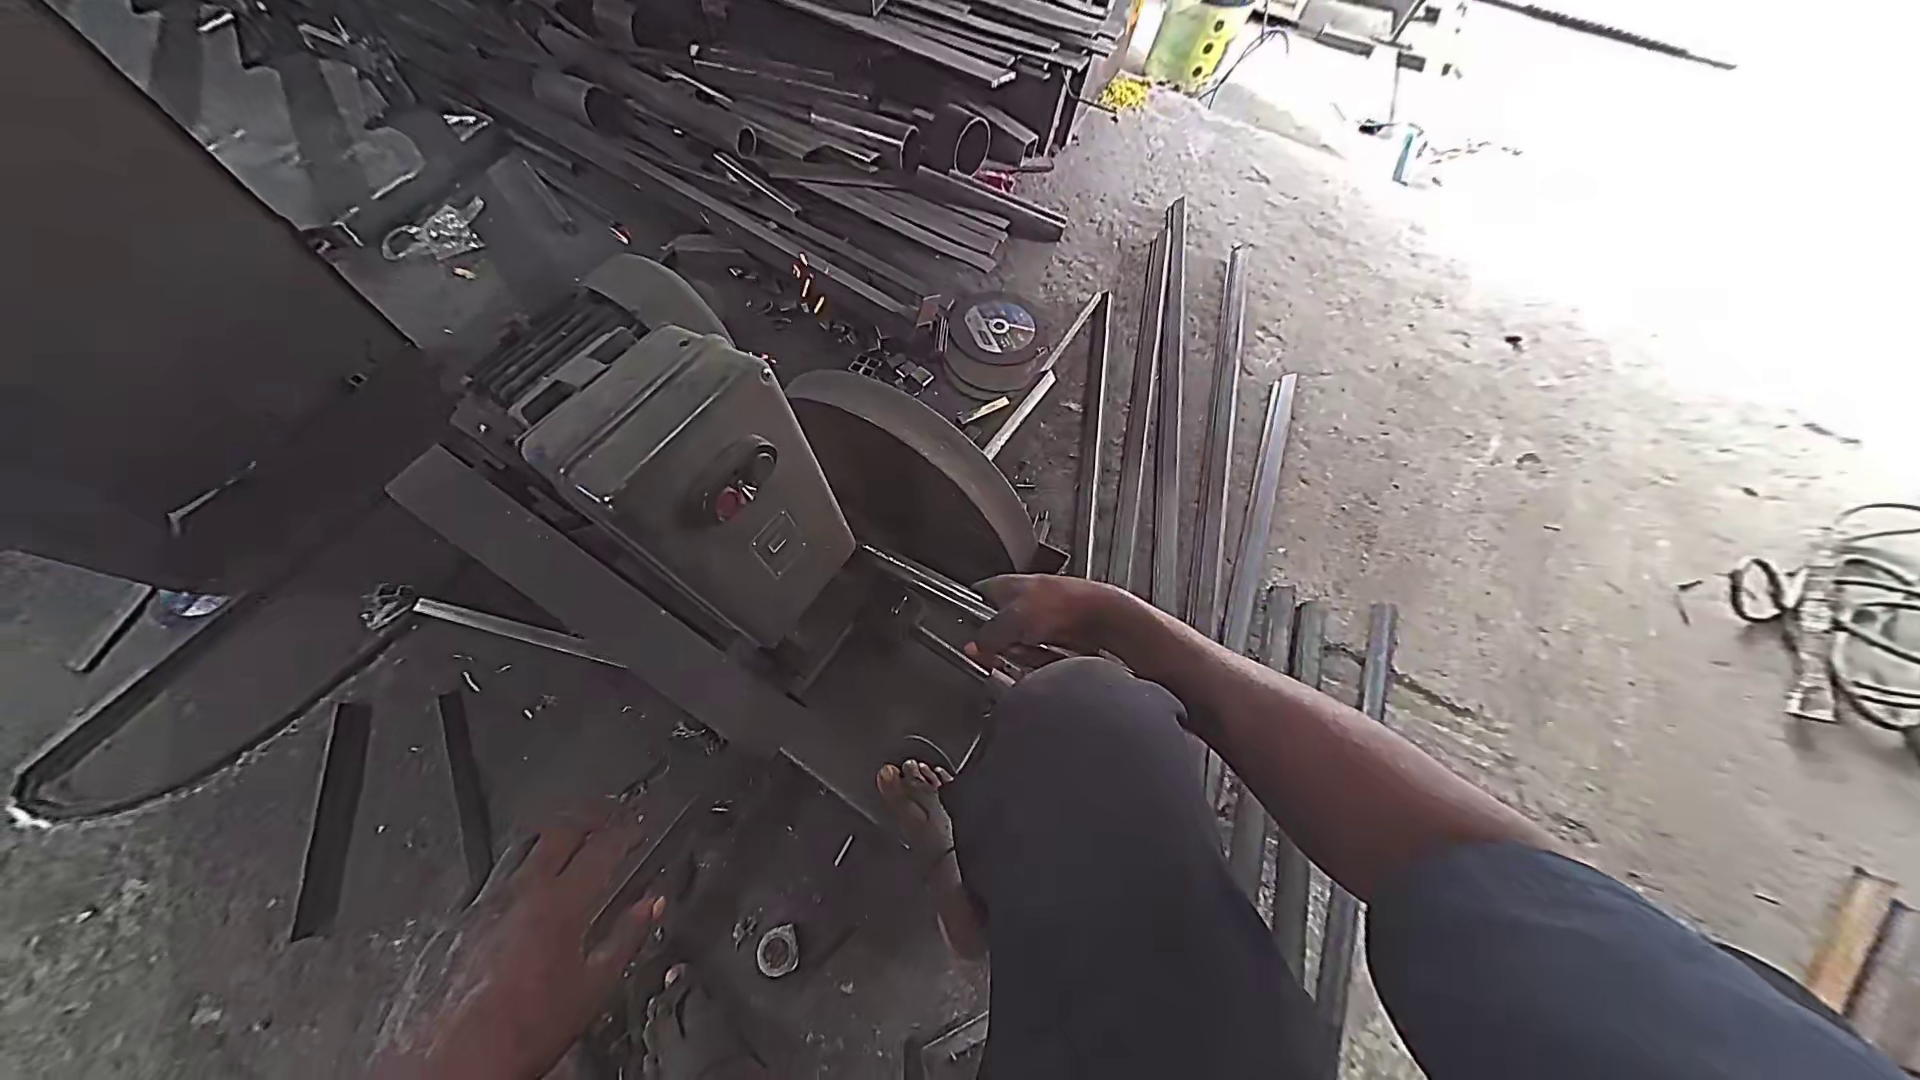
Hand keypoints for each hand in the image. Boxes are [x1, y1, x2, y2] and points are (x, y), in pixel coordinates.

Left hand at [371, 804, 662, 1079]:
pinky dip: (515, 872)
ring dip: (550, 839)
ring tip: (567, 843)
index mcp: (562, 904)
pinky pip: (489, 880)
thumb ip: (627, 936)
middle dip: (589, 819)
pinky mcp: (453, 925)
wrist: (448, 1075)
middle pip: (560, 831)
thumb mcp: (593, 988)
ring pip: (521, 848)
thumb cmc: (521, 1037)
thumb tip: (651, 905)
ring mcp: (482, 905)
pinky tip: (522, 887)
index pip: (604, 846)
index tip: (636, 830)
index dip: (626, 831)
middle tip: (607, 821)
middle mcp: (521, 894)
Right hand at [967, 574, 1146, 665]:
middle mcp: (1023, 597)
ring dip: (1020, 654)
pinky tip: (1045, 659)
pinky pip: (1037, 655)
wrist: (1101, 617)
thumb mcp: (1010, 621)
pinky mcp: (1056, 635)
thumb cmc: (1061, 605)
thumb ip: (987, 635)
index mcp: (1006, 584)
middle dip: (998, 644)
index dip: (968, 617)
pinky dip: (1038, 660)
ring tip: (1030, 655)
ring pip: (1017, 644)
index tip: (970, 638)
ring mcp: (1040, 616)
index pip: (975, 597)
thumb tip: (977, 648)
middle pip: (996, 627)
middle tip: (1001, 653)